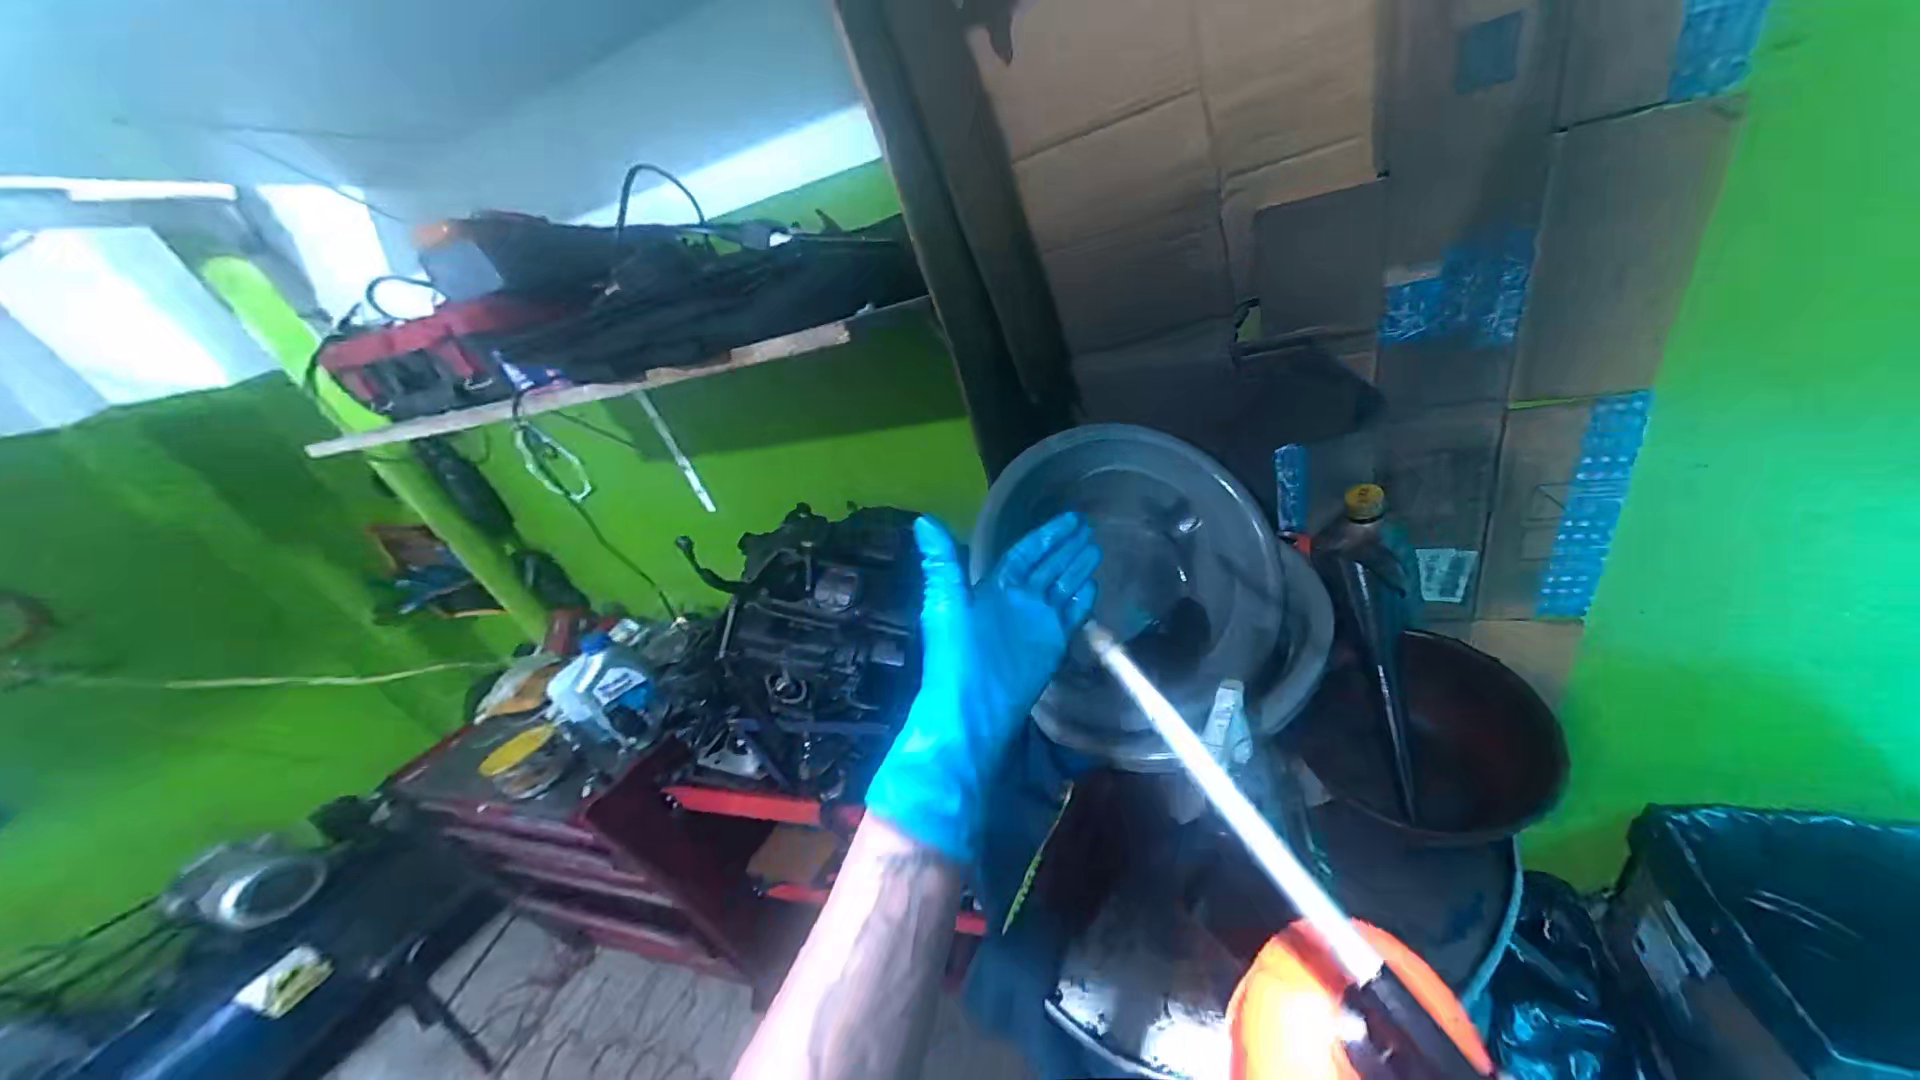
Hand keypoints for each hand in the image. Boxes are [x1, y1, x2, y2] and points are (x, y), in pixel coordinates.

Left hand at [864, 513, 1100, 862]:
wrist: (973, 709)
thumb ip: (941, 562)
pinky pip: (1070, 616)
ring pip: (1061, 588)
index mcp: (993, 588)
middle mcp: (1017, 602)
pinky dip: (1082, 601)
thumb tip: (924, 519)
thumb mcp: (946, 602)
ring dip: (1077, 568)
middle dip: (1066, 548)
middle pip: (1047, 567)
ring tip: (1097, 548)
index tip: (1069, 519)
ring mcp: (1036, 624)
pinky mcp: (1052, 646)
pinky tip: (1094, 585)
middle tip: (1089, 526)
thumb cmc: (956, 655)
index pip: (1025, 553)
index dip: (1046, 536)